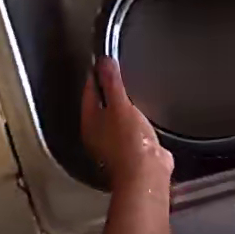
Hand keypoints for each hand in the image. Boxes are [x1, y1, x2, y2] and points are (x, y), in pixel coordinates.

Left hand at [81, 58, 172, 191]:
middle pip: (100, 105)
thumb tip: (104, 61)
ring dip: (122, 106)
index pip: (89, 91)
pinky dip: (134, 120)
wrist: (146, 173)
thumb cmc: (129, 140)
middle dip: (109, 91)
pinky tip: (143, 113)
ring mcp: (113, 144)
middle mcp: (97, 134)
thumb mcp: (120, 106)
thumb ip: (112, 83)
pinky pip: (129, 128)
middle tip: (120, 74)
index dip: (97, 75)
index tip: (107, 62)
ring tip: (132, 91)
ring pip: (114, 118)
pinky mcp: (130, 150)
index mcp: (89, 121)